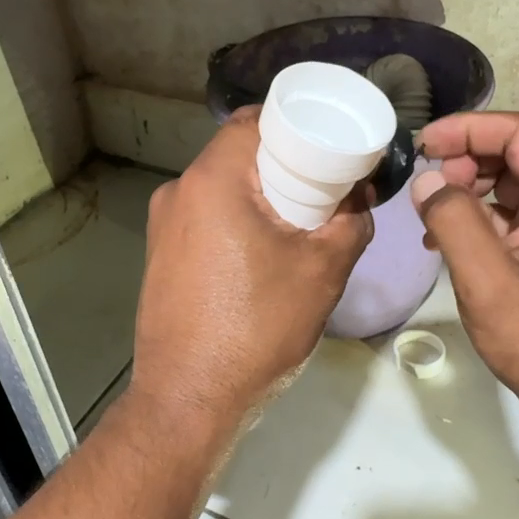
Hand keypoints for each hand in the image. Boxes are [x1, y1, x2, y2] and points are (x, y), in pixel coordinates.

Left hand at [130, 106, 373, 429]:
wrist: (189, 398)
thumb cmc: (256, 327)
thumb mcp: (322, 272)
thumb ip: (349, 223)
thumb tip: (357, 199)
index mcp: (212, 181)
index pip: (253, 120)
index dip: (295, 122)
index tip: (329, 140)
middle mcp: (178, 192)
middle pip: (237, 153)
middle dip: (284, 162)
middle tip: (326, 181)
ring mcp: (163, 225)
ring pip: (221, 188)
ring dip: (260, 194)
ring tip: (302, 218)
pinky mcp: (161, 255)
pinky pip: (206, 217)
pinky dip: (237, 219)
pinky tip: (265, 250)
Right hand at [410, 112, 518, 449]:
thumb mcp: (487, 282)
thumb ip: (453, 221)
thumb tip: (426, 181)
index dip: (468, 129)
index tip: (422, 144)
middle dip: (468, 159)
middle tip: (427, 189)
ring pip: (518, 184)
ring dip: (472, 190)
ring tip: (433, 218)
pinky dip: (484, 218)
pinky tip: (451, 243)